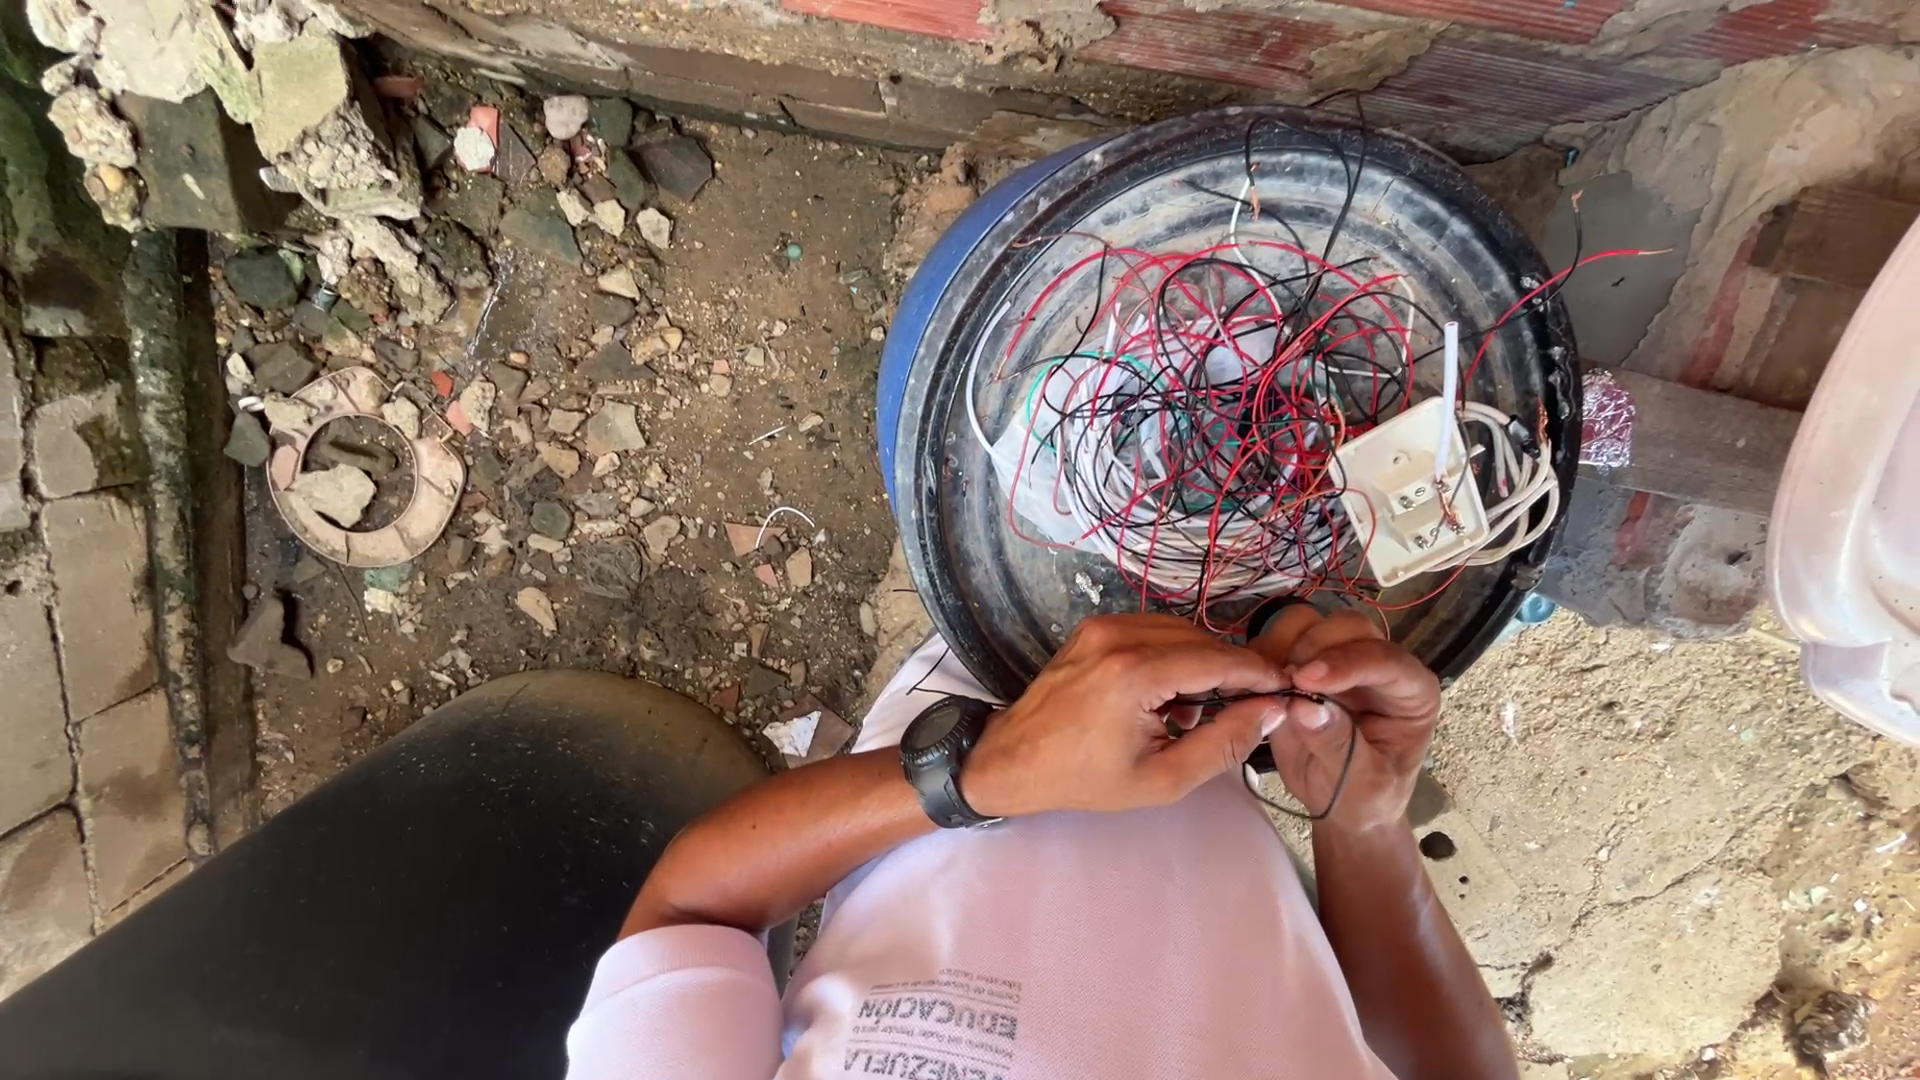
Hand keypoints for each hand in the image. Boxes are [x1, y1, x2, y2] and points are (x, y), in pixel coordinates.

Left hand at [961, 614, 1287, 817]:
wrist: (1016, 758)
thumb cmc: (1087, 778)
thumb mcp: (1164, 777)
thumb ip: (1223, 742)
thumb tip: (1272, 711)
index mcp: (1135, 673)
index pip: (1218, 660)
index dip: (1259, 674)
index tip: (1288, 688)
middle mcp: (1119, 636)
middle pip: (1201, 640)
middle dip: (1230, 670)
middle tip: (1242, 709)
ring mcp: (1102, 626)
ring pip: (1178, 631)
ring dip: (1199, 663)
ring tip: (1190, 713)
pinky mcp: (1093, 627)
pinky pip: (1150, 629)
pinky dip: (1170, 654)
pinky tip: (1162, 695)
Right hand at [1252, 606, 1440, 834]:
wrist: (1336, 803)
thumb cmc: (1363, 796)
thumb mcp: (1362, 784)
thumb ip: (1338, 745)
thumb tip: (1304, 707)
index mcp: (1409, 691)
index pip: (1383, 659)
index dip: (1345, 663)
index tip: (1305, 681)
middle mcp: (1373, 664)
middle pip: (1345, 627)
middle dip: (1311, 649)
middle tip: (1285, 683)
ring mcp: (1332, 658)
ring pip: (1306, 622)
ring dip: (1280, 645)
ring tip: (1269, 684)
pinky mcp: (1297, 660)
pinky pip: (1274, 636)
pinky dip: (1259, 652)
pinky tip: (1254, 682)